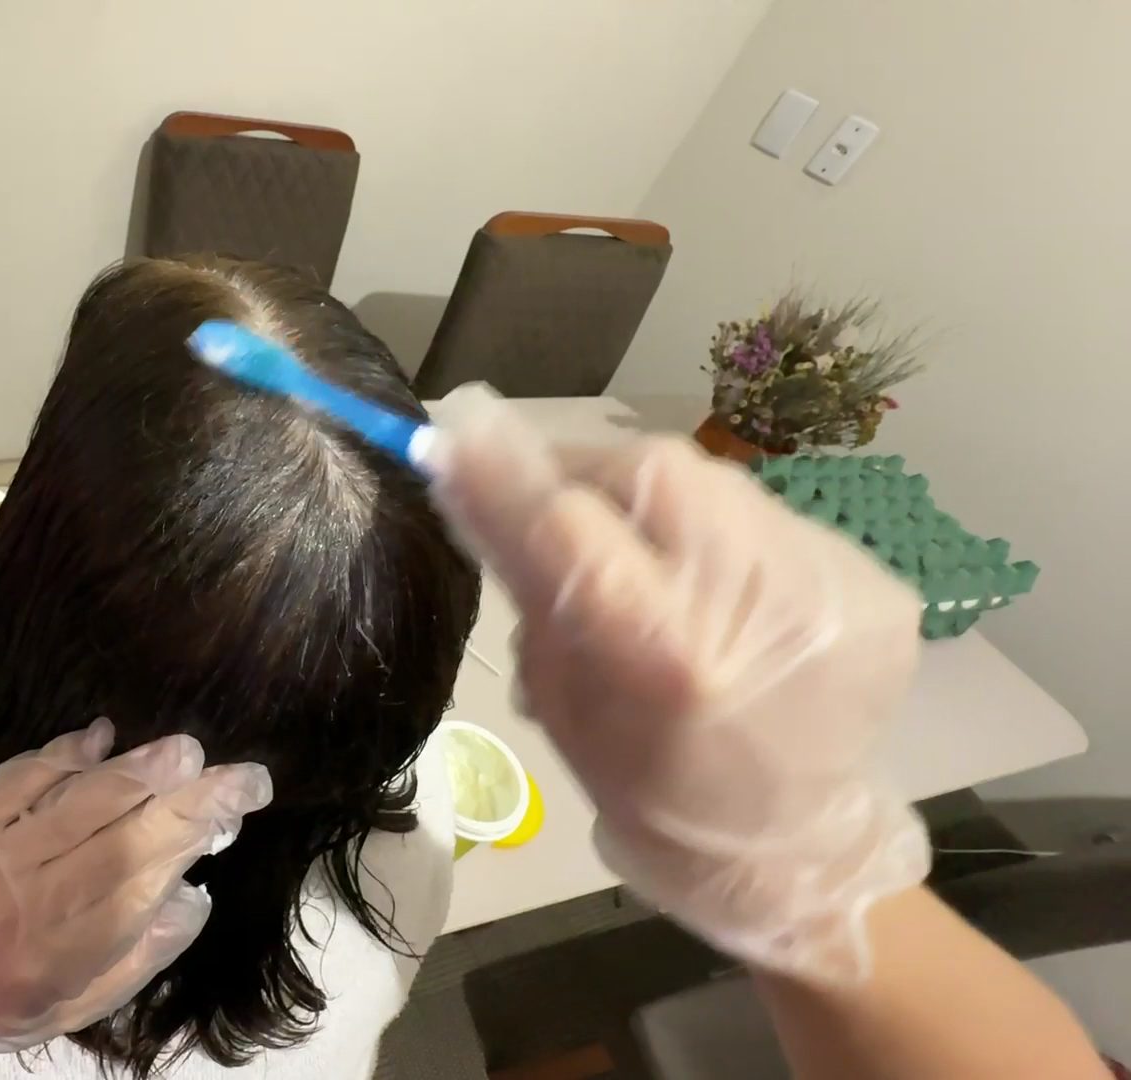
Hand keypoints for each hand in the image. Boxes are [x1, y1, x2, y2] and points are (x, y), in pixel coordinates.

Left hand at [0, 719, 271, 1076]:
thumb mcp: (71, 1007)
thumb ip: (138, 954)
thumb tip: (195, 892)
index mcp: (61, 949)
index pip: (145, 877)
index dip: (198, 831)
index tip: (242, 798)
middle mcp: (32, 894)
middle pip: (121, 833)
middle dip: (185, 796)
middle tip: (236, 771)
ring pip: (78, 798)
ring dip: (136, 770)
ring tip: (184, 751)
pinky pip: (24, 774)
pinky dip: (66, 751)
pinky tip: (103, 735)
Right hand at [426, 385, 929, 984]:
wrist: (786, 841)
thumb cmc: (638, 780)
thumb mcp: (557, 692)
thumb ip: (527, 584)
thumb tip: (471, 491)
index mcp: (665, 658)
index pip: (568, 524)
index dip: (502, 475)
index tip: (449, 440)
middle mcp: (760, 606)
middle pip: (650, 470)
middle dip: (578, 469)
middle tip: (545, 496)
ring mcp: (830, 585)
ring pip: (707, 476)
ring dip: (641, 492)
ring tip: (626, 540)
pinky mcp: (872, 580)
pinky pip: (757, 511)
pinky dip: (704, 524)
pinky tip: (699, 572)